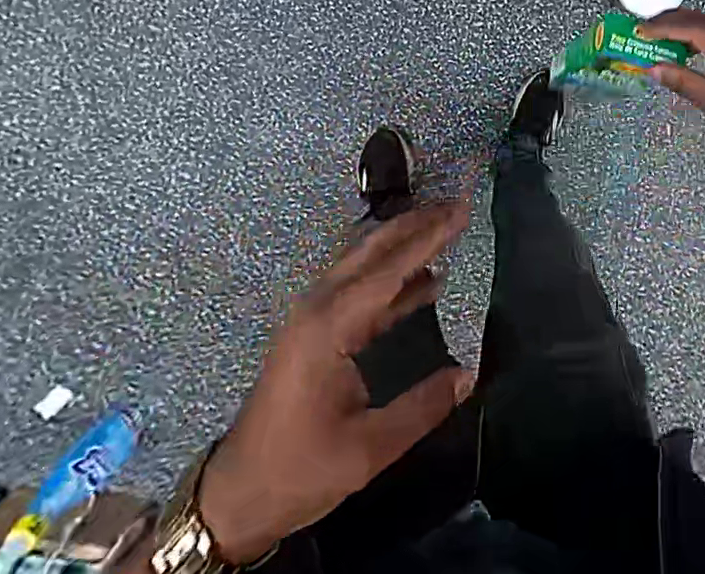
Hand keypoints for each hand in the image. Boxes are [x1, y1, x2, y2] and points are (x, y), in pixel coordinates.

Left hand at [195, 201, 474, 562]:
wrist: (235, 498)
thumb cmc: (298, 469)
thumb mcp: (367, 449)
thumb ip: (422, 407)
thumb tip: (469, 374)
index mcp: (328, 328)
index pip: (388, 270)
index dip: (428, 239)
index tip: (460, 213)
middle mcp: (318, 310)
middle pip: (371, 251)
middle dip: (415, 225)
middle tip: (454, 206)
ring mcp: (314, 318)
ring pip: (365, 264)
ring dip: (404, 244)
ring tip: (445, 228)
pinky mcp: (317, 332)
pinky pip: (362, 289)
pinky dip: (396, 277)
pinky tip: (427, 280)